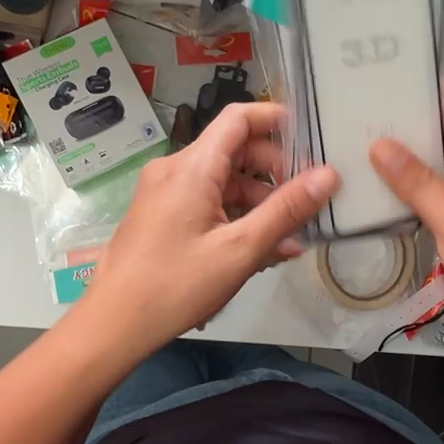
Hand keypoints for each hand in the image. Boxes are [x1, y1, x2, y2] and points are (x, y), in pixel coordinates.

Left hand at [85, 102, 339, 344]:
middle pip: (234, 150)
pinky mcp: (162, 215)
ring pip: (223, 180)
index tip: (310, 136)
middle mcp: (175, 170)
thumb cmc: (176, 286)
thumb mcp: (240, 250)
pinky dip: (236, 216)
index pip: (238, 118)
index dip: (275, 119)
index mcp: (191, 167)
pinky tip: (262, 248)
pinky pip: (207, 202)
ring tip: (291, 235)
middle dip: (274, 170)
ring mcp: (165, 193)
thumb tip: (329, 176)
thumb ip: (286, 211)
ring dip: (259, 201)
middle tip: (307, 198)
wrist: (114, 325)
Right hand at [371, 75, 443, 340]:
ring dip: (396, 152)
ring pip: (428, 160)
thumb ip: (418, 181)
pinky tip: (366, 183)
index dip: (422, 79)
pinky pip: (426, 191)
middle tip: (346, 107)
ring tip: (345, 139)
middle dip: (399, 115)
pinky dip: (401, 185)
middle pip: (437, 125)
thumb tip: (378, 143)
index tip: (377, 72)